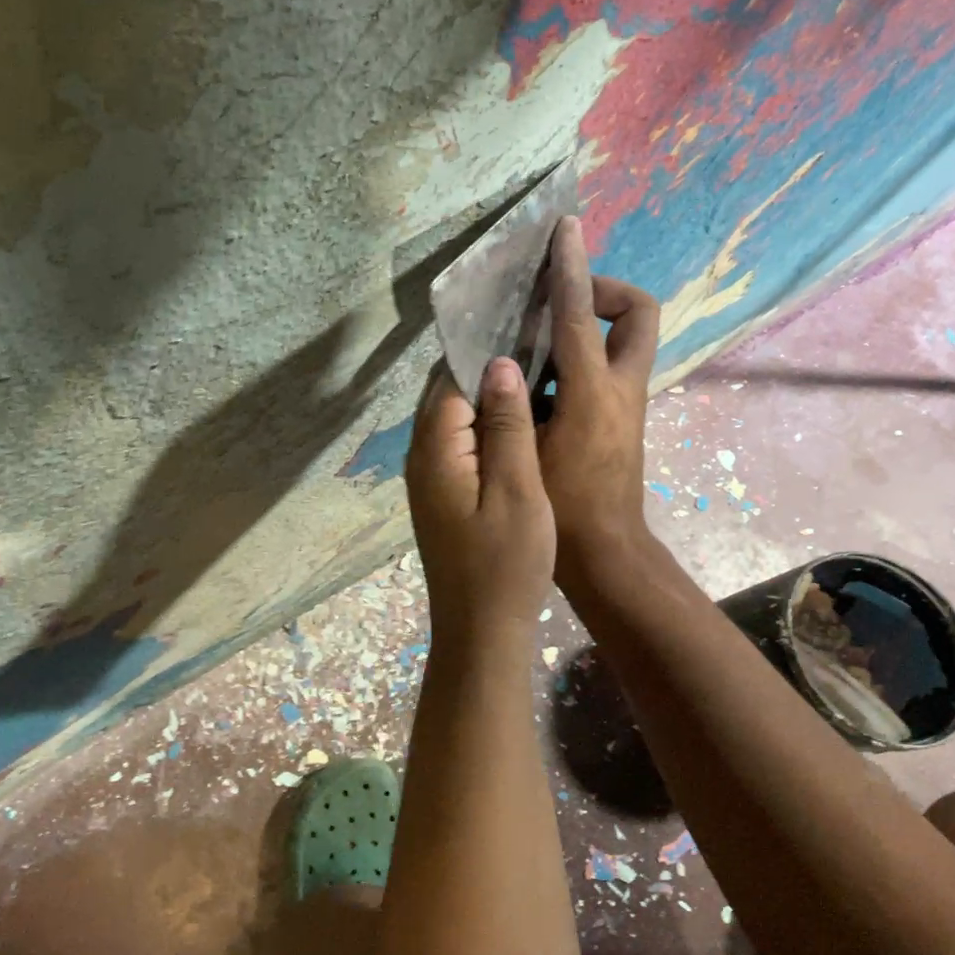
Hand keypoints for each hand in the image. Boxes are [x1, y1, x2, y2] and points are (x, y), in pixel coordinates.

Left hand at [405, 356, 555, 637]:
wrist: (480, 630)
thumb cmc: (505, 564)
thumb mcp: (517, 491)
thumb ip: (506, 426)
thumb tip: (499, 365)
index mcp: (434, 451)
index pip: (450, 380)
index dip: (484, 351)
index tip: (521, 324)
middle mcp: (421, 458)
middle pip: (446, 396)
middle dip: (483, 368)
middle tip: (533, 341)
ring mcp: (427, 478)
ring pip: (451, 419)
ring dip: (484, 397)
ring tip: (532, 370)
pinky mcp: (441, 495)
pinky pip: (456, 443)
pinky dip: (482, 426)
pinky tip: (516, 421)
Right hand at [537, 216, 661, 573]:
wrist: (605, 554)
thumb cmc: (562, 508)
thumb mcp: (526, 453)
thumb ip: (511, 403)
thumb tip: (498, 362)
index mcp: (594, 392)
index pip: (581, 315)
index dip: (570, 269)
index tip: (564, 231)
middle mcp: (621, 387)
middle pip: (638, 312)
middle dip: (604, 290)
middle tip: (559, 303)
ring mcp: (626, 401)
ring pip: (627, 337)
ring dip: (590, 321)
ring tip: (537, 338)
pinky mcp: (619, 416)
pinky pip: (608, 363)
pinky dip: (579, 355)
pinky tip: (537, 380)